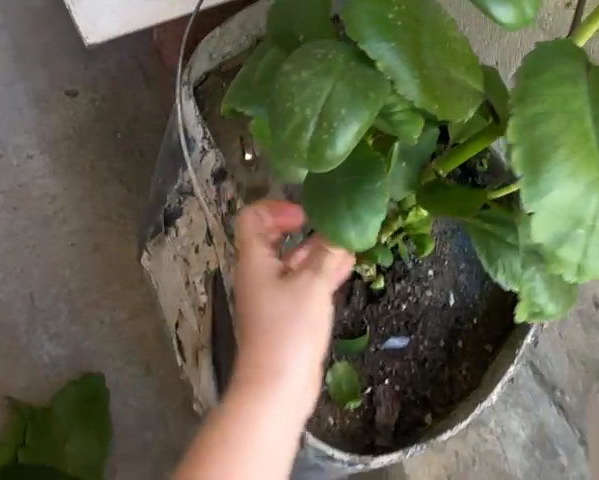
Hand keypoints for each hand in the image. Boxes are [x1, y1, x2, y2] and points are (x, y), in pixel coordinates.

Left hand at [229, 200, 355, 425]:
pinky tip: (346, 267)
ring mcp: (271, 296)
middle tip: (330, 225)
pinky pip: (302, 284)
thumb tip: (343, 230)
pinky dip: (321, 273)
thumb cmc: (288, 330)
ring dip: (317, 252)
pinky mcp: (285, 316)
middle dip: (303, 229)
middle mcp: (258, 274)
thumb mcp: (312, 285)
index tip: (303, 216)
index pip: (251, 217)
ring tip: (346, 244)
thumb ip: (328, 254)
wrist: (276, 389)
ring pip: (292, 262)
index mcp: (254, 259)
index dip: (275, 208)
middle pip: (274, 238)